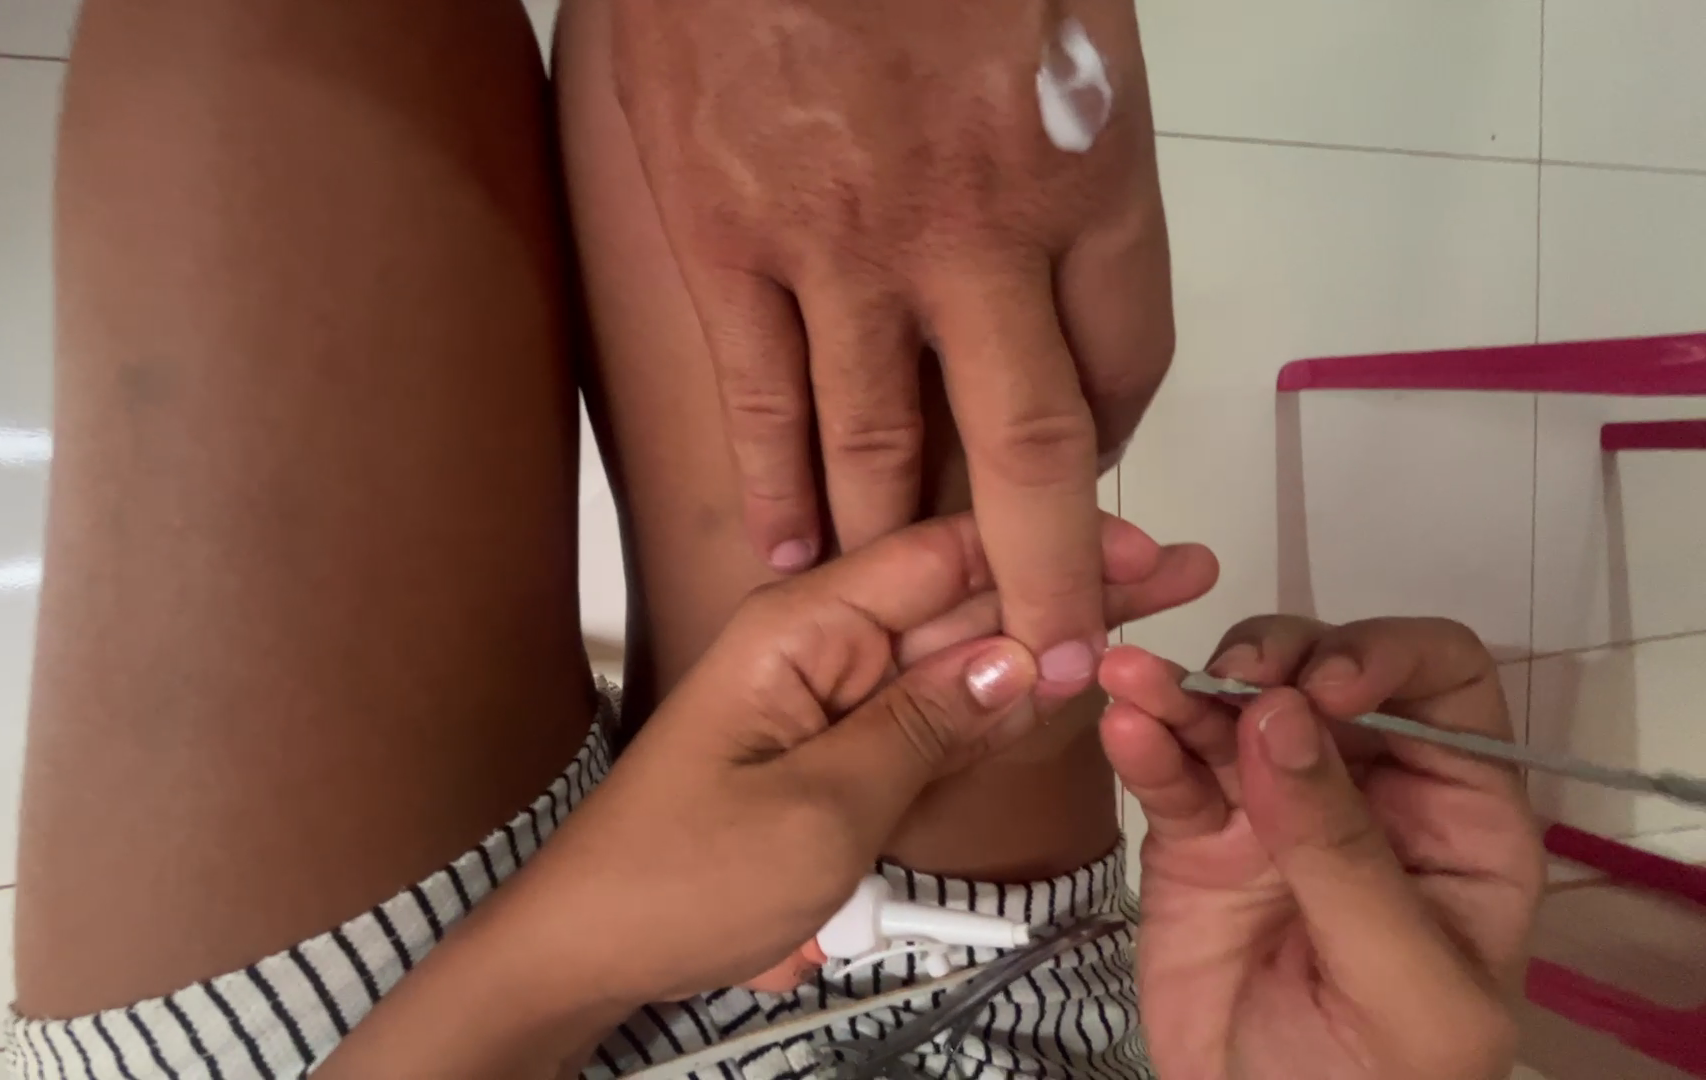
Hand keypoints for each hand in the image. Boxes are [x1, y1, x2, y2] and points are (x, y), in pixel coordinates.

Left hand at [456, 513, 1208, 1010]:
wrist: (601, 936)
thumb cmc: (686, 872)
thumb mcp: (818, 804)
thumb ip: (921, 726)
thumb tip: (1020, 658)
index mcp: (804, 623)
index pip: (939, 557)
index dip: (1043, 547)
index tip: (1139, 547)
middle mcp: (822, 638)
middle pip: (960, 596)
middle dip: (1064, 582)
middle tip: (1176, 569)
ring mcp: (834, 689)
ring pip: (955, 650)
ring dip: (1044, 635)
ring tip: (1143, 612)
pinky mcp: (841, 739)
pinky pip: (930, 708)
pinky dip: (996, 699)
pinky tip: (1060, 676)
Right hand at [609, 0, 1172, 696]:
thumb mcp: (1072, 16)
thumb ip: (1081, 165)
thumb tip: (1063, 293)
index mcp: (1076, 168)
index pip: (1121, 361)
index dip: (1109, 444)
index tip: (1084, 486)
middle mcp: (965, 236)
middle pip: (1022, 446)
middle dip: (1042, 570)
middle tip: (1055, 659)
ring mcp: (837, 252)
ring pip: (880, 441)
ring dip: (898, 543)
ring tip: (909, 616)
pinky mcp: (731, 250)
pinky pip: (765, 398)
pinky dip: (778, 486)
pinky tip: (789, 551)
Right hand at [1098, 617, 1545, 1079]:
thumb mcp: (1401, 986)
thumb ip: (1344, 850)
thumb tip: (1278, 713)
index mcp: (1449, 819)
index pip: (1438, 691)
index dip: (1382, 659)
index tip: (1314, 687)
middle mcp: (1354, 792)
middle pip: (1311, 676)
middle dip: (1266, 660)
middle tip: (1221, 678)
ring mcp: (1261, 806)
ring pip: (1221, 712)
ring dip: (1175, 687)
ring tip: (1126, 677)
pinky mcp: (1189, 828)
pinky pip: (1165, 768)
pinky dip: (1140, 743)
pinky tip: (1122, 728)